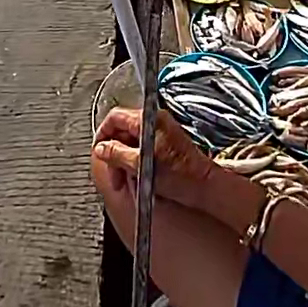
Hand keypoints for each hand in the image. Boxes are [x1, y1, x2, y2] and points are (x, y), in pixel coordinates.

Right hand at [92, 107, 221, 214]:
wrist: (208, 188)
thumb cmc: (182, 177)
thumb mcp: (141, 166)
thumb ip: (116, 154)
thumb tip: (101, 149)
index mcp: (149, 119)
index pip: (115, 118)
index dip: (103, 134)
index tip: (99, 150)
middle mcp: (155, 121)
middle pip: (122, 131)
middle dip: (115, 154)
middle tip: (114, 173)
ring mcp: (161, 132)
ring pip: (131, 143)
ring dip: (125, 162)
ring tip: (128, 181)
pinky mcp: (166, 144)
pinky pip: (142, 149)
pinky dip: (137, 163)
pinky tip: (139, 179)